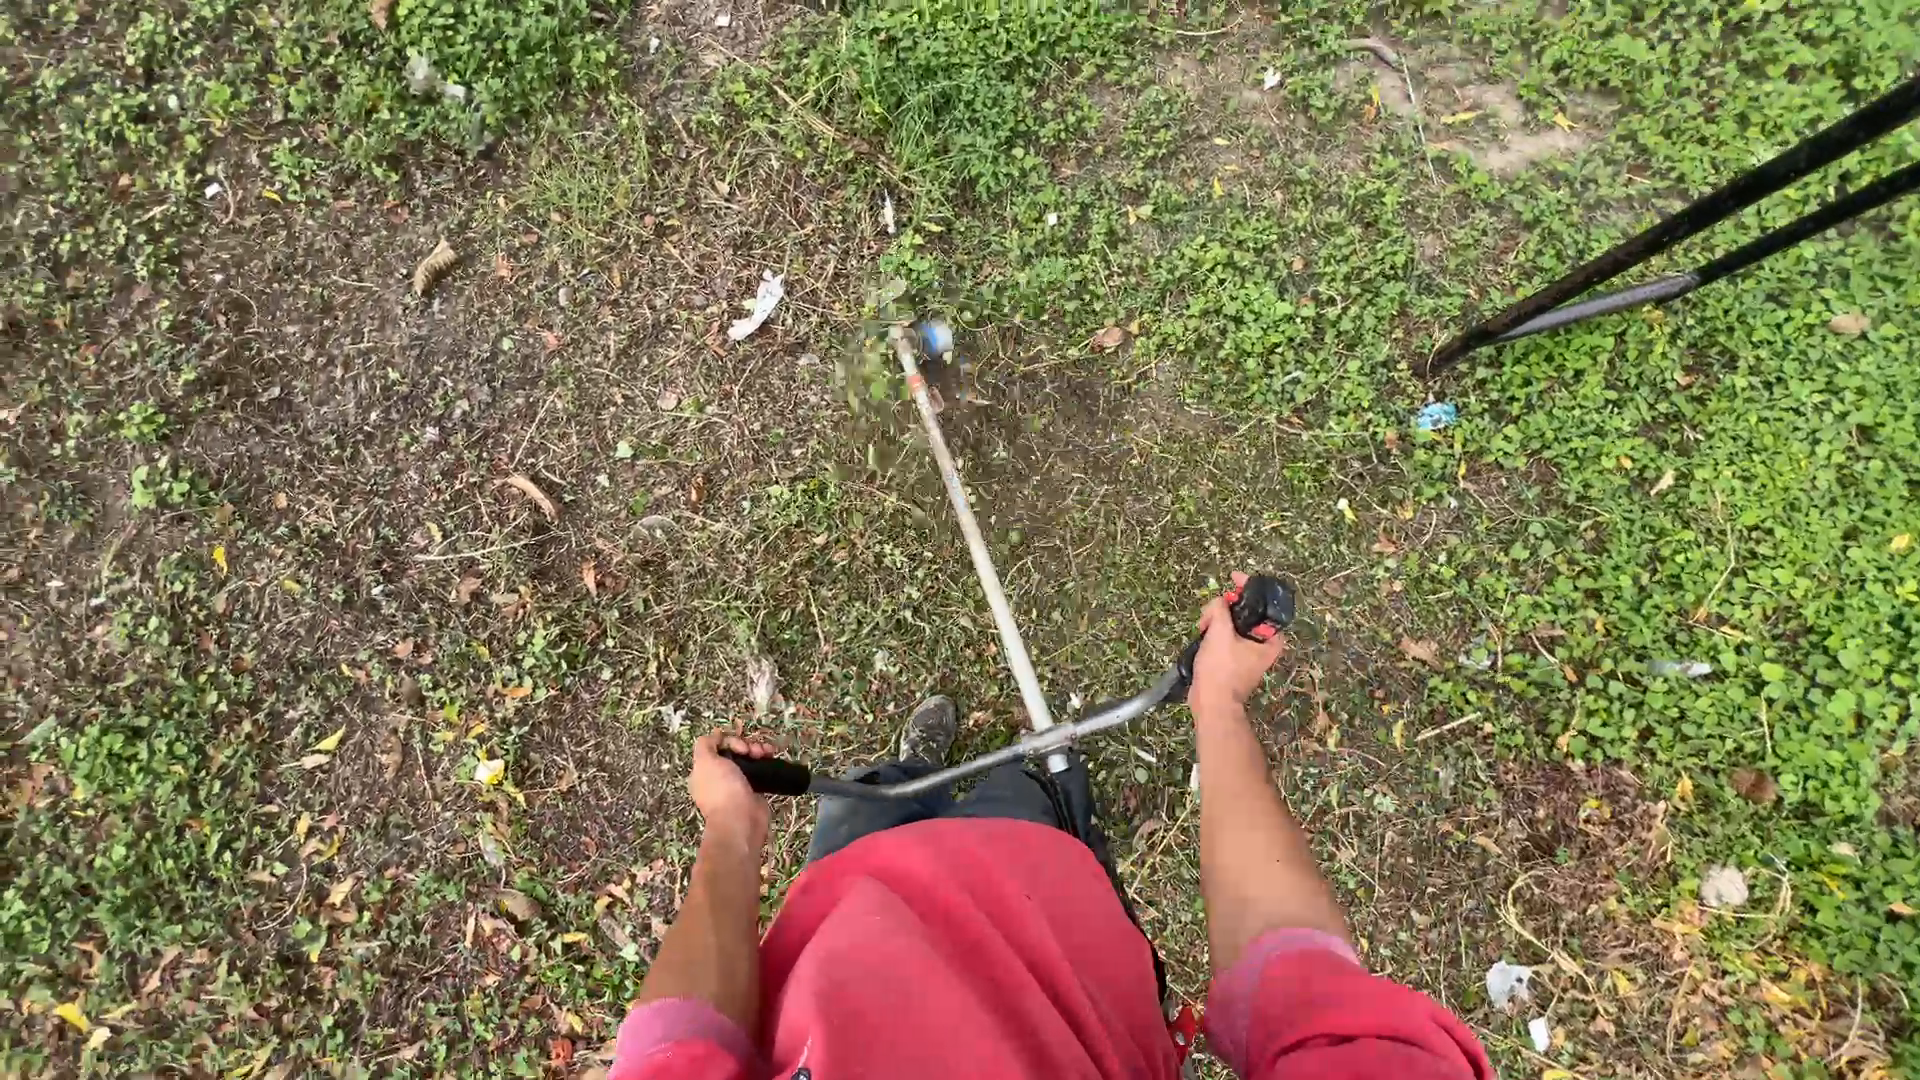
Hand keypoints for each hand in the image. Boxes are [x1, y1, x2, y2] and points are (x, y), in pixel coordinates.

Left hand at [690, 732, 774, 847]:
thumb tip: (715, 735)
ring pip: (747, 758)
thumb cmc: (722, 789)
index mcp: (704, 771)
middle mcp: (719, 777)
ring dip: (758, 750)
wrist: (741, 819)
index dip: (730, 742)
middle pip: (733, 751)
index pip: (717, 746)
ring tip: (767, 753)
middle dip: (746, 745)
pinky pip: (758, 769)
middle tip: (755, 752)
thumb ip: (705, 745)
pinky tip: (772, 757)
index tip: (740, 748)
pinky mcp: (753, 789)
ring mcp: (736, 784)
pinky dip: (765, 761)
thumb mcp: (705, 762)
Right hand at [1188, 571, 1288, 716]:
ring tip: (1202, 627)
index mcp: (1270, 638)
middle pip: (1245, 612)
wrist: (1211, 702)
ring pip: (1233, 623)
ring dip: (1216, 620)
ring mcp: (1249, 652)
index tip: (1233, 578)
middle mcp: (1264, 643)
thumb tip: (1220, 602)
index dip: (1248, 587)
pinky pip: (1226, 636)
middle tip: (1209, 613)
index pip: (1264, 603)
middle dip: (1224, 607)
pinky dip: (1214, 632)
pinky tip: (1203, 634)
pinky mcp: (1234, 658)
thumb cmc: (1221, 669)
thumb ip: (1221, 610)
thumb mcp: (1220, 634)